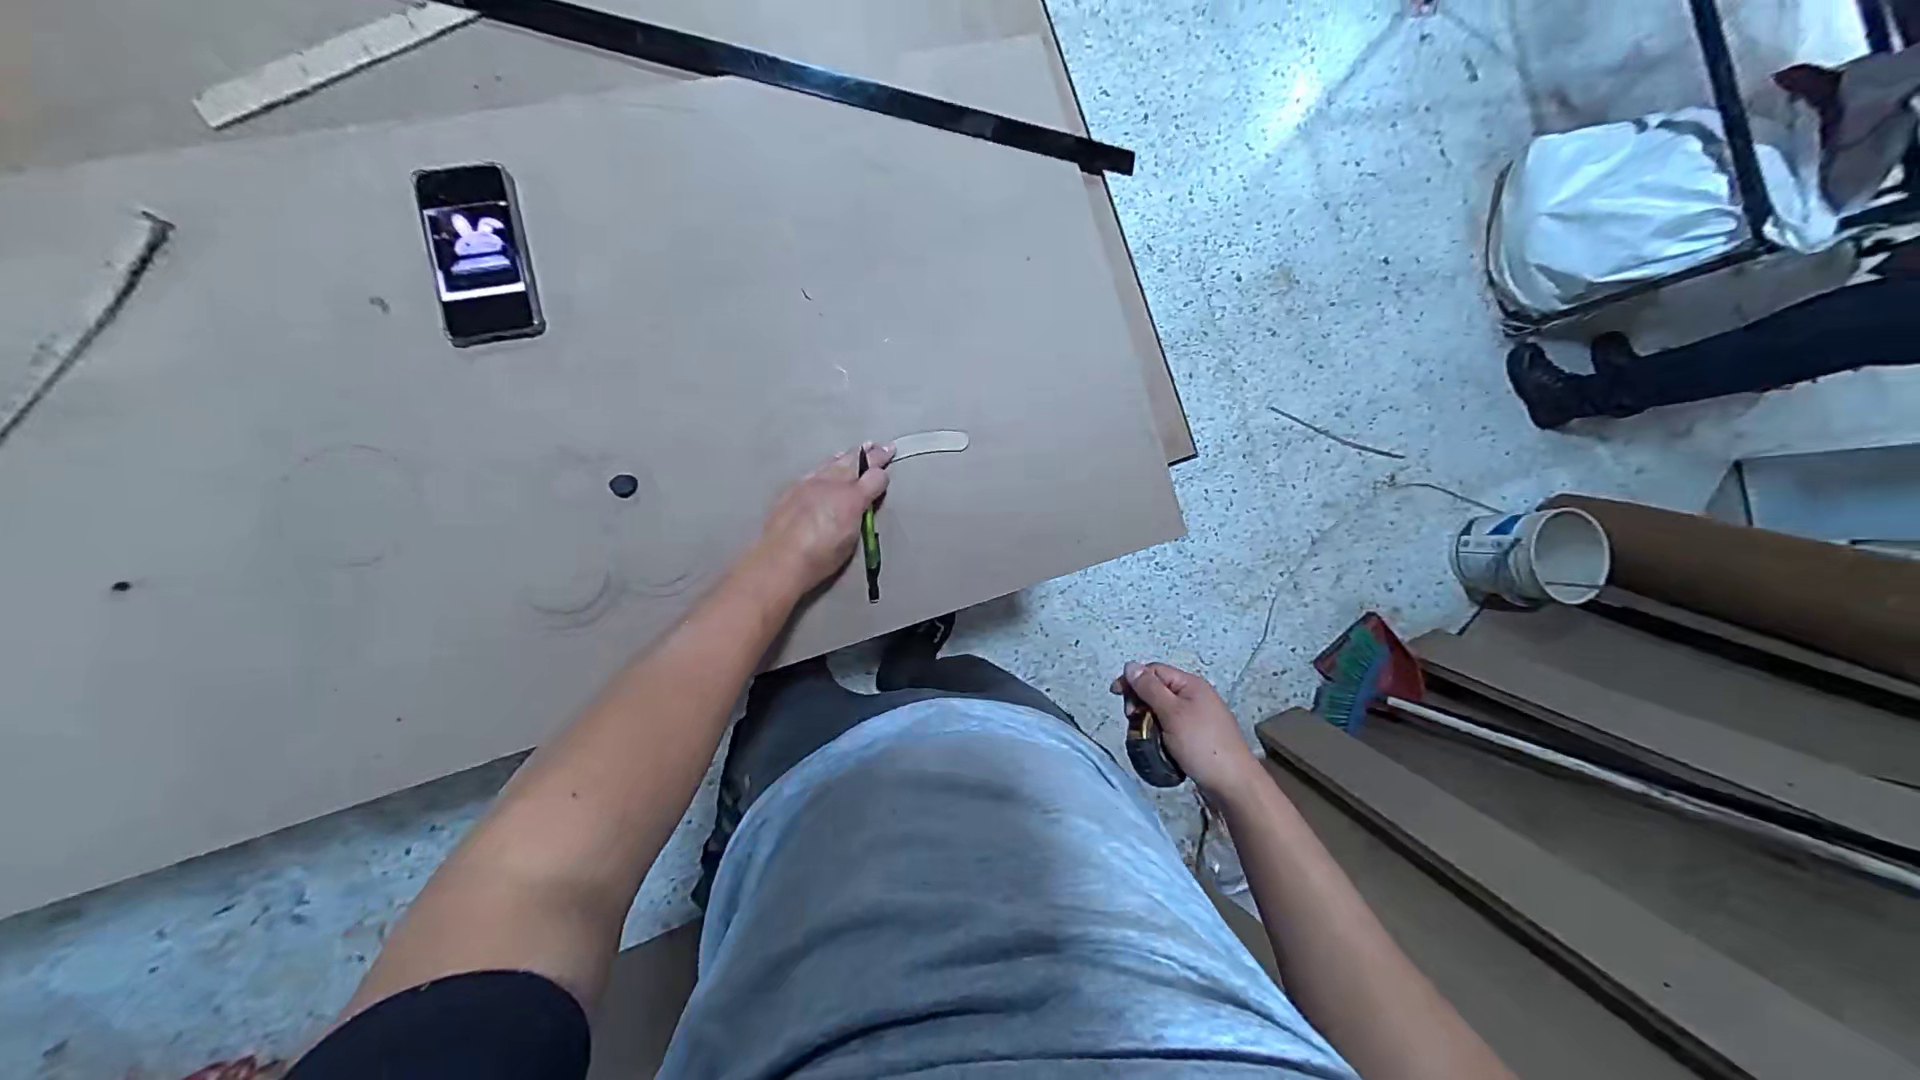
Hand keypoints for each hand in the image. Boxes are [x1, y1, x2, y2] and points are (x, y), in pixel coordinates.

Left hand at [757, 442, 892, 592]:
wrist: (782, 558)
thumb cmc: (822, 557)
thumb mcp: (852, 539)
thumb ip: (859, 516)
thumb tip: (862, 505)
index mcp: (852, 498)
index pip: (875, 478)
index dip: (883, 475)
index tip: (887, 474)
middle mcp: (833, 483)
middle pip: (857, 462)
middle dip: (872, 454)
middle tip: (884, 446)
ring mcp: (812, 482)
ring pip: (835, 462)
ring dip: (850, 455)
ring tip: (861, 447)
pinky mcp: (794, 487)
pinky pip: (817, 469)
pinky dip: (829, 463)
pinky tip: (830, 464)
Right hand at [1110, 662, 1261, 798]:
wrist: (1233, 783)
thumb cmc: (1202, 745)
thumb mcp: (1171, 713)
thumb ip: (1149, 688)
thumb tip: (1130, 665)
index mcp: (1190, 684)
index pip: (1154, 671)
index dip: (1133, 679)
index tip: (1116, 695)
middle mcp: (1194, 696)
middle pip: (1156, 689)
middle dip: (1139, 701)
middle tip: (1132, 719)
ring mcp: (1197, 716)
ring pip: (1161, 709)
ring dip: (1148, 719)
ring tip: (1145, 735)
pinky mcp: (1196, 735)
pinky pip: (1170, 725)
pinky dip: (1159, 731)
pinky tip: (1157, 743)